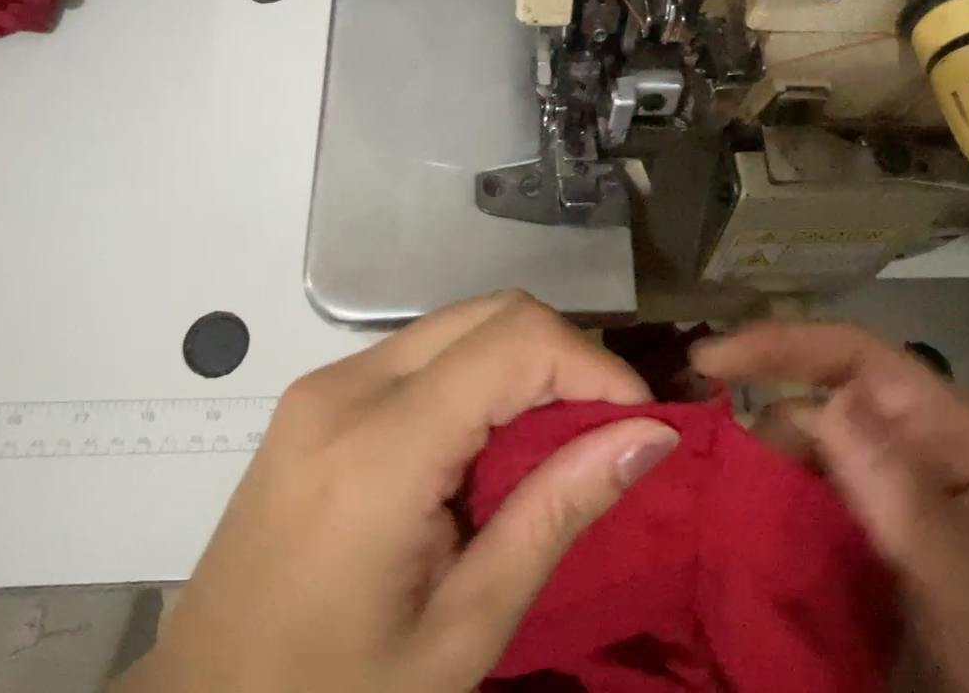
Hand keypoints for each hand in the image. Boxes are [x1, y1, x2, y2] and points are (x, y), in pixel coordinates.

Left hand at [116, 291, 679, 692]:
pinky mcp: (316, 396)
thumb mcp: (466, 625)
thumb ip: (557, 512)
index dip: (597, 368)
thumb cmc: (338, 691)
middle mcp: (344, 387)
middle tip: (601, 437)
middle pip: (492, 312)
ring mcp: (322, 384)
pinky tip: (486, 448)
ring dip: (523, 367)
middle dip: (566, 359)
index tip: (640, 426)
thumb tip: (652, 435)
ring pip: (460, 325)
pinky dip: (478, 378)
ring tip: (550, 449)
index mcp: (380, 449)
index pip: (517, 340)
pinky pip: (422, 353)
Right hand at [693, 322, 968, 692]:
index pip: (869, 366)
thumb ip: (908, 496)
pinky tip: (735, 548)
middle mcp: (924, 471)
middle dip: (767, 435)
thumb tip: (833, 400)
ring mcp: (894, 523)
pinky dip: (766, 529)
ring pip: (805, 473)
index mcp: (963, 449)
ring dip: (759, 485)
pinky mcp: (867, 572)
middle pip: (825, 419)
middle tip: (712, 480)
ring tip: (716, 516)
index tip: (705, 362)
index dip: (787, 347)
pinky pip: (803, 528)